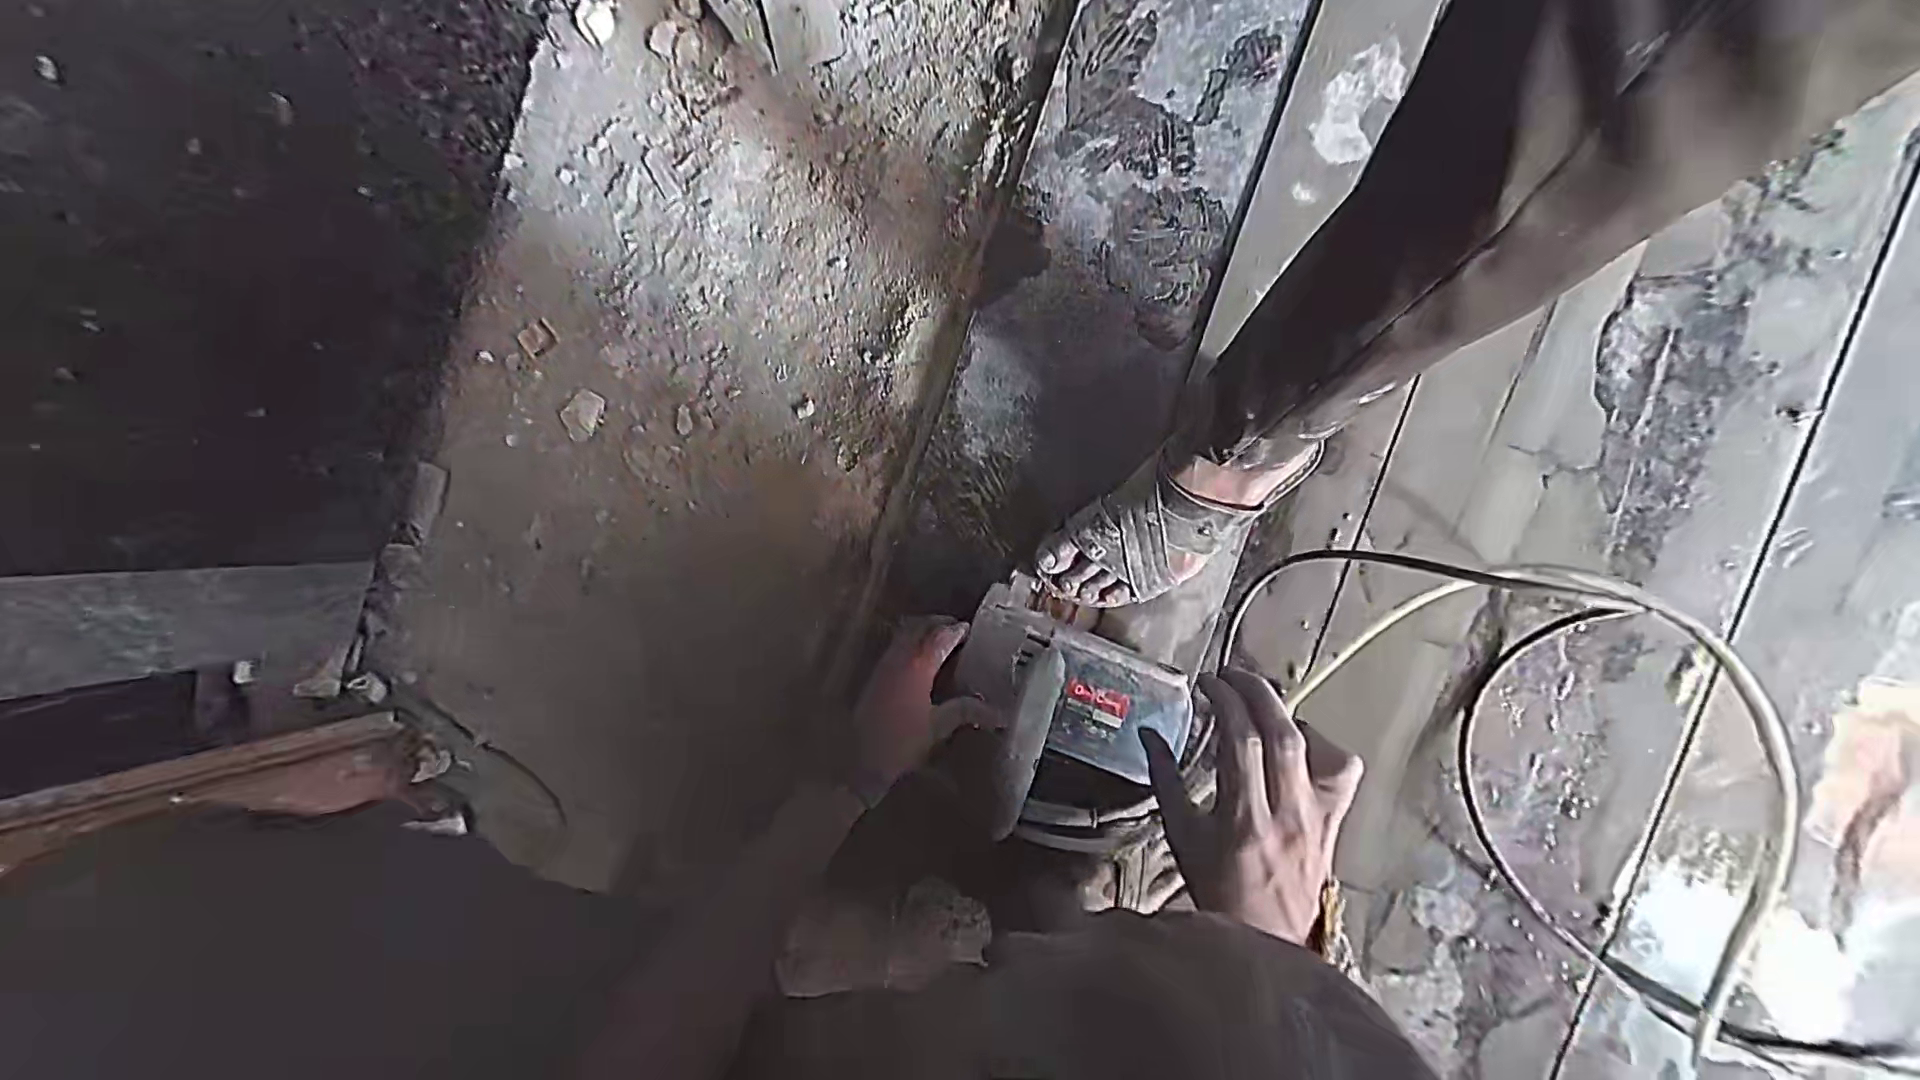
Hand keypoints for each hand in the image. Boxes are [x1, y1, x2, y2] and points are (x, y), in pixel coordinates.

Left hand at [849, 617, 988, 796]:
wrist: (860, 759)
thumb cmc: (902, 743)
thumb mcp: (938, 727)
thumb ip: (966, 711)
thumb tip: (999, 713)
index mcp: (918, 665)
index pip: (940, 637)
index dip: (956, 631)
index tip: (969, 630)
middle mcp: (899, 657)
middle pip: (920, 626)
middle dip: (939, 623)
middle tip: (956, 628)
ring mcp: (884, 664)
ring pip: (905, 633)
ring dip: (922, 629)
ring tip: (939, 639)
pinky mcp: (875, 674)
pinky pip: (895, 645)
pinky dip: (910, 641)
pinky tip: (918, 657)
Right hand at [1142, 670, 1362, 944]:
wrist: (1269, 935)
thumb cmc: (1216, 885)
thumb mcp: (1180, 833)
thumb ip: (1164, 778)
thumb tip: (1149, 733)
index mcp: (1243, 818)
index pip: (1241, 741)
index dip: (1225, 700)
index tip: (1207, 683)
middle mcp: (1288, 813)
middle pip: (1282, 733)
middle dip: (1254, 691)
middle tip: (1231, 675)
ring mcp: (1320, 817)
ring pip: (1316, 746)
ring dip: (1284, 713)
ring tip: (1258, 702)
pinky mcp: (1337, 820)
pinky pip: (1343, 769)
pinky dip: (1321, 742)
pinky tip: (1297, 741)